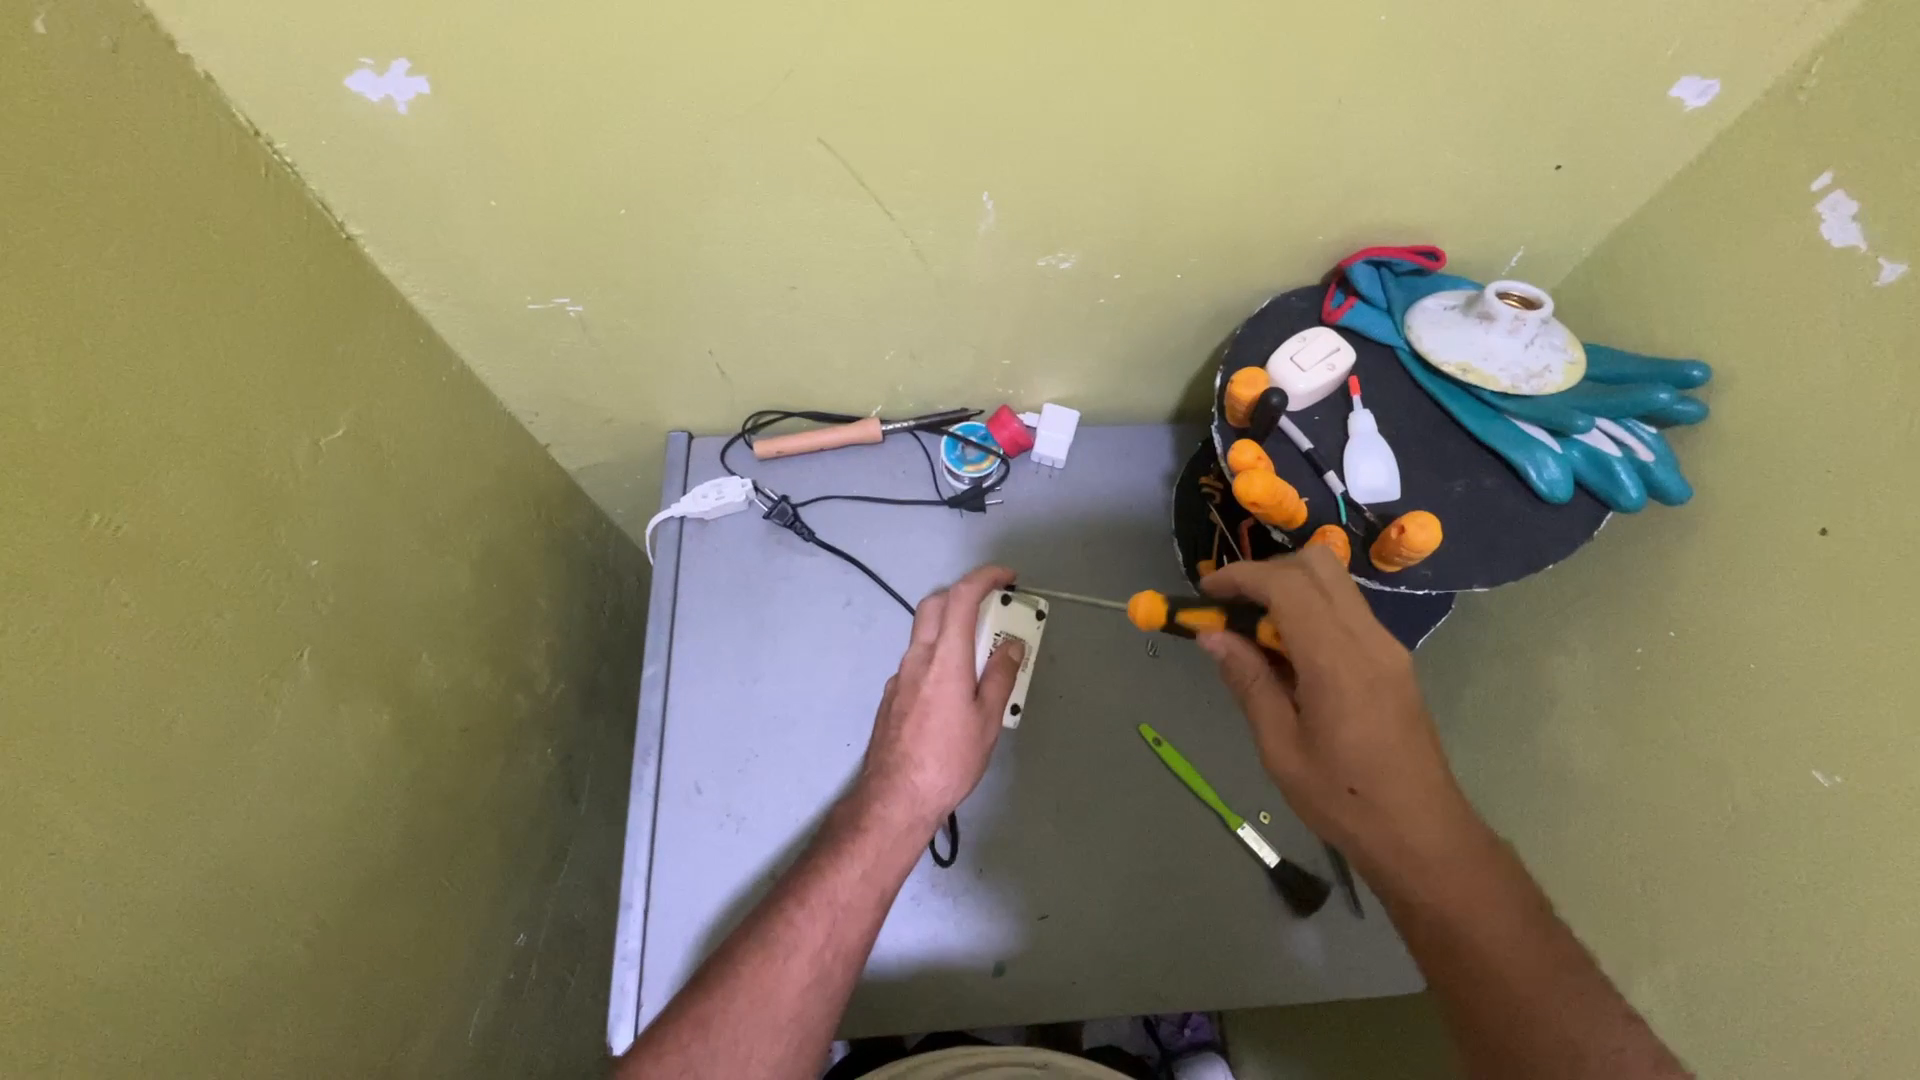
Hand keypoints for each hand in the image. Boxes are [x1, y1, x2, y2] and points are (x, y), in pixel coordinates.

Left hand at [855, 565, 1025, 830]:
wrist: (895, 797)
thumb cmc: (949, 760)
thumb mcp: (987, 720)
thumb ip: (1000, 677)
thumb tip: (1011, 645)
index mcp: (945, 658)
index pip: (961, 597)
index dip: (985, 577)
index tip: (1007, 577)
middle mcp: (918, 658)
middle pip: (935, 604)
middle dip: (964, 593)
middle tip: (993, 606)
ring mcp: (900, 675)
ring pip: (924, 632)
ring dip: (951, 626)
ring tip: (980, 652)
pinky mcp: (892, 695)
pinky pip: (918, 659)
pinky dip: (939, 654)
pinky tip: (954, 686)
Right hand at [1197, 549, 1487, 882]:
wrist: (1424, 835)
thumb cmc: (1344, 799)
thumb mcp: (1279, 748)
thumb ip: (1248, 682)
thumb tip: (1211, 635)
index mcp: (1338, 661)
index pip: (1287, 584)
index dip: (1241, 576)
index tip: (1206, 594)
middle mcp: (1369, 640)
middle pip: (1318, 564)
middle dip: (1266, 571)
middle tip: (1232, 607)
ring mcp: (1387, 647)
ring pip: (1334, 583)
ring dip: (1288, 589)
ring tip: (1252, 632)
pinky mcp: (1393, 660)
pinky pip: (1346, 610)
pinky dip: (1308, 610)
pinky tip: (1285, 654)